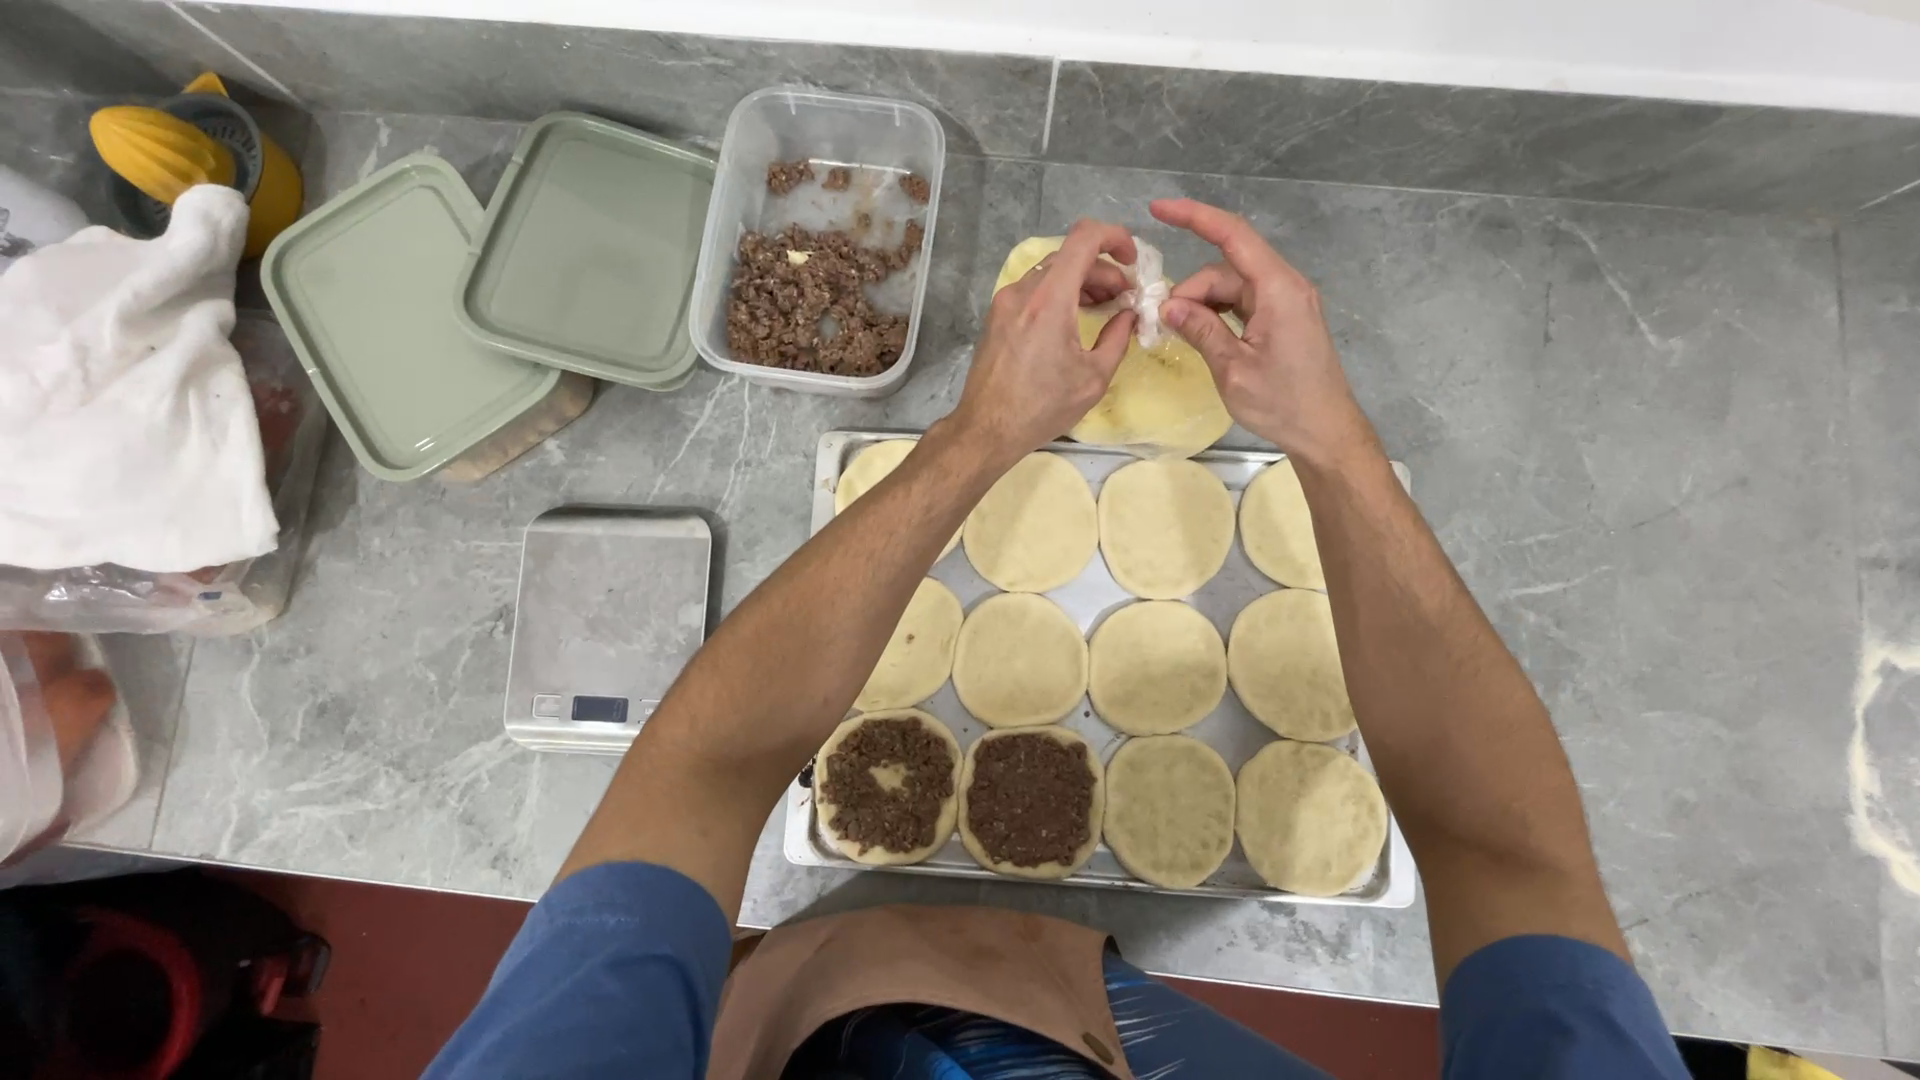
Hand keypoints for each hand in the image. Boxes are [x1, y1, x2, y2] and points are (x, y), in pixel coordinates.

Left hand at [948, 219, 1137, 466]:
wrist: (987, 429)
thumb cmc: (1042, 408)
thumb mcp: (1093, 377)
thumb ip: (1118, 338)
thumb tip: (1129, 316)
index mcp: (1049, 299)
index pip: (1085, 237)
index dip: (1115, 238)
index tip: (1132, 262)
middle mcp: (1023, 291)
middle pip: (1069, 256)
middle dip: (1103, 270)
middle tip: (1123, 298)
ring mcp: (1005, 302)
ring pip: (1050, 273)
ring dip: (1081, 282)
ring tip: (1103, 308)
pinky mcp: (996, 317)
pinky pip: (1033, 291)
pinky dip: (1058, 295)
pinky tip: (1072, 321)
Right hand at [1150, 198, 1378, 465]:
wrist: (1325, 430)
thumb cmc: (1282, 402)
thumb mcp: (1233, 368)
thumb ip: (1201, 330)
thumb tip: (1169, 305)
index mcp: (1278, 289)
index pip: (1233, 235)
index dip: (1195, 217)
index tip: (1158, 209)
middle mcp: (1285, 286)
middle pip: (1227, 268)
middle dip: (1190, 288)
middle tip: (1162, 323)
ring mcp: (1286, 303)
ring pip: (1232, 287)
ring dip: (1202, 303)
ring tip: (1177, 331)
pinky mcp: (1284, 320)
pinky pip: (1243, 303)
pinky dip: (1217, 312)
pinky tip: (1199, 331)